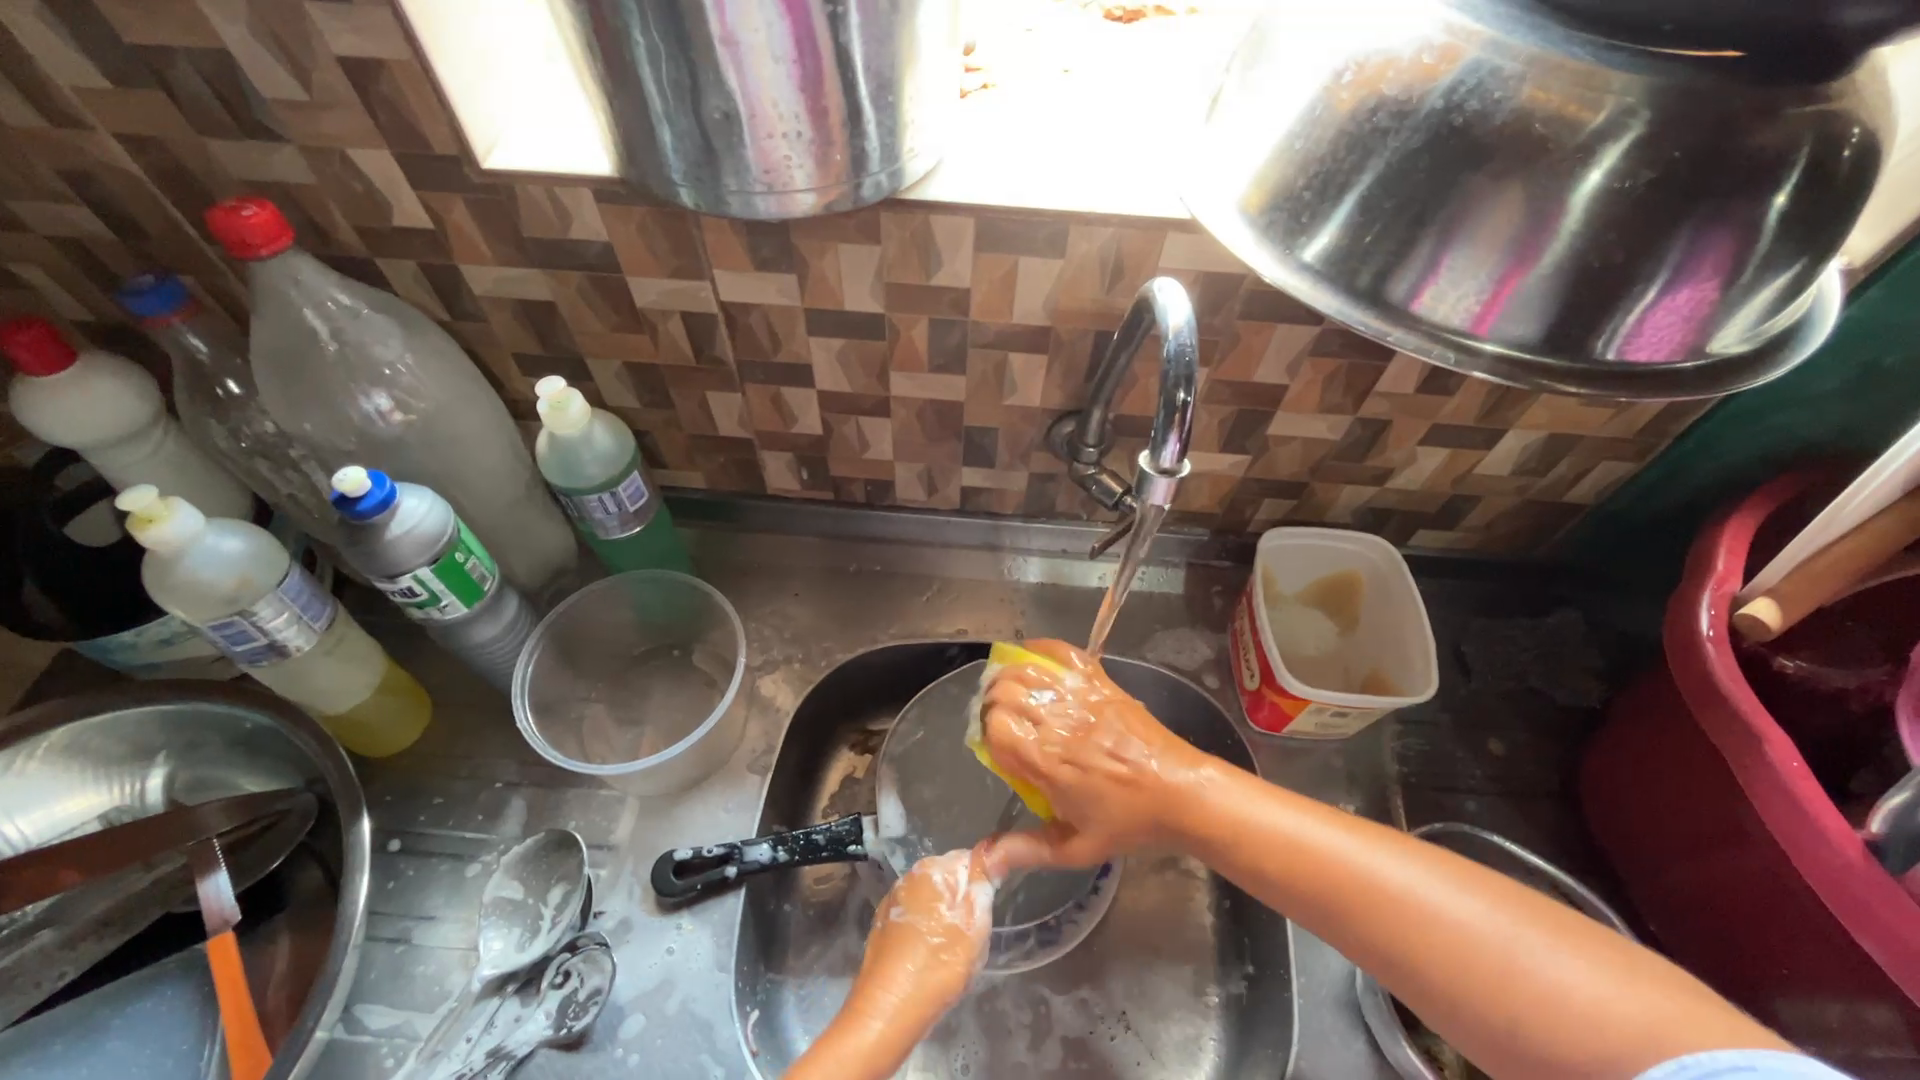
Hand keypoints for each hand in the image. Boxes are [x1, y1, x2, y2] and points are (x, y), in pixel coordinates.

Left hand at [841, 845, 999, 1038]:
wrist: (889, 1008)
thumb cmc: (940, 964)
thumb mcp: (976, 925)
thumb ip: (983, 884)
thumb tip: (991, 854)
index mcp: (933, 869)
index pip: (968, 859)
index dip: (982, 883)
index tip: (987, 910)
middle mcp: (908, 876)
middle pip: (947, 879)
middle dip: (961, 901)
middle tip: (972, 935)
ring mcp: (891, 900)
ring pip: (929, 900)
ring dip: (942, 917)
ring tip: (951, 951)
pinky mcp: (881, 925)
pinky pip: (913, 918)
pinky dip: (924, 931)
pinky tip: (928, 957)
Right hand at [980, 639, 1215, 866]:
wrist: (1182, 794)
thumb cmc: (1130, 822)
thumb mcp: (1077, 848)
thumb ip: (1026, 851)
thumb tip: (983, 859)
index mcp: (1049, 764)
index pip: (996, 729)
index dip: (988, 734)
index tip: (998, 748)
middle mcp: (1060, 723)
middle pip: (1004, 692)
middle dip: (992, 703)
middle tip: (1002, 720)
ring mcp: (1082, 699)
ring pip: (1027, 669)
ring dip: (1010, 676)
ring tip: (1012, 691)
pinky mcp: (1102, 684)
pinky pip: (1064, 654)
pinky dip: (1042, 649)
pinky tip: (1033, 659)